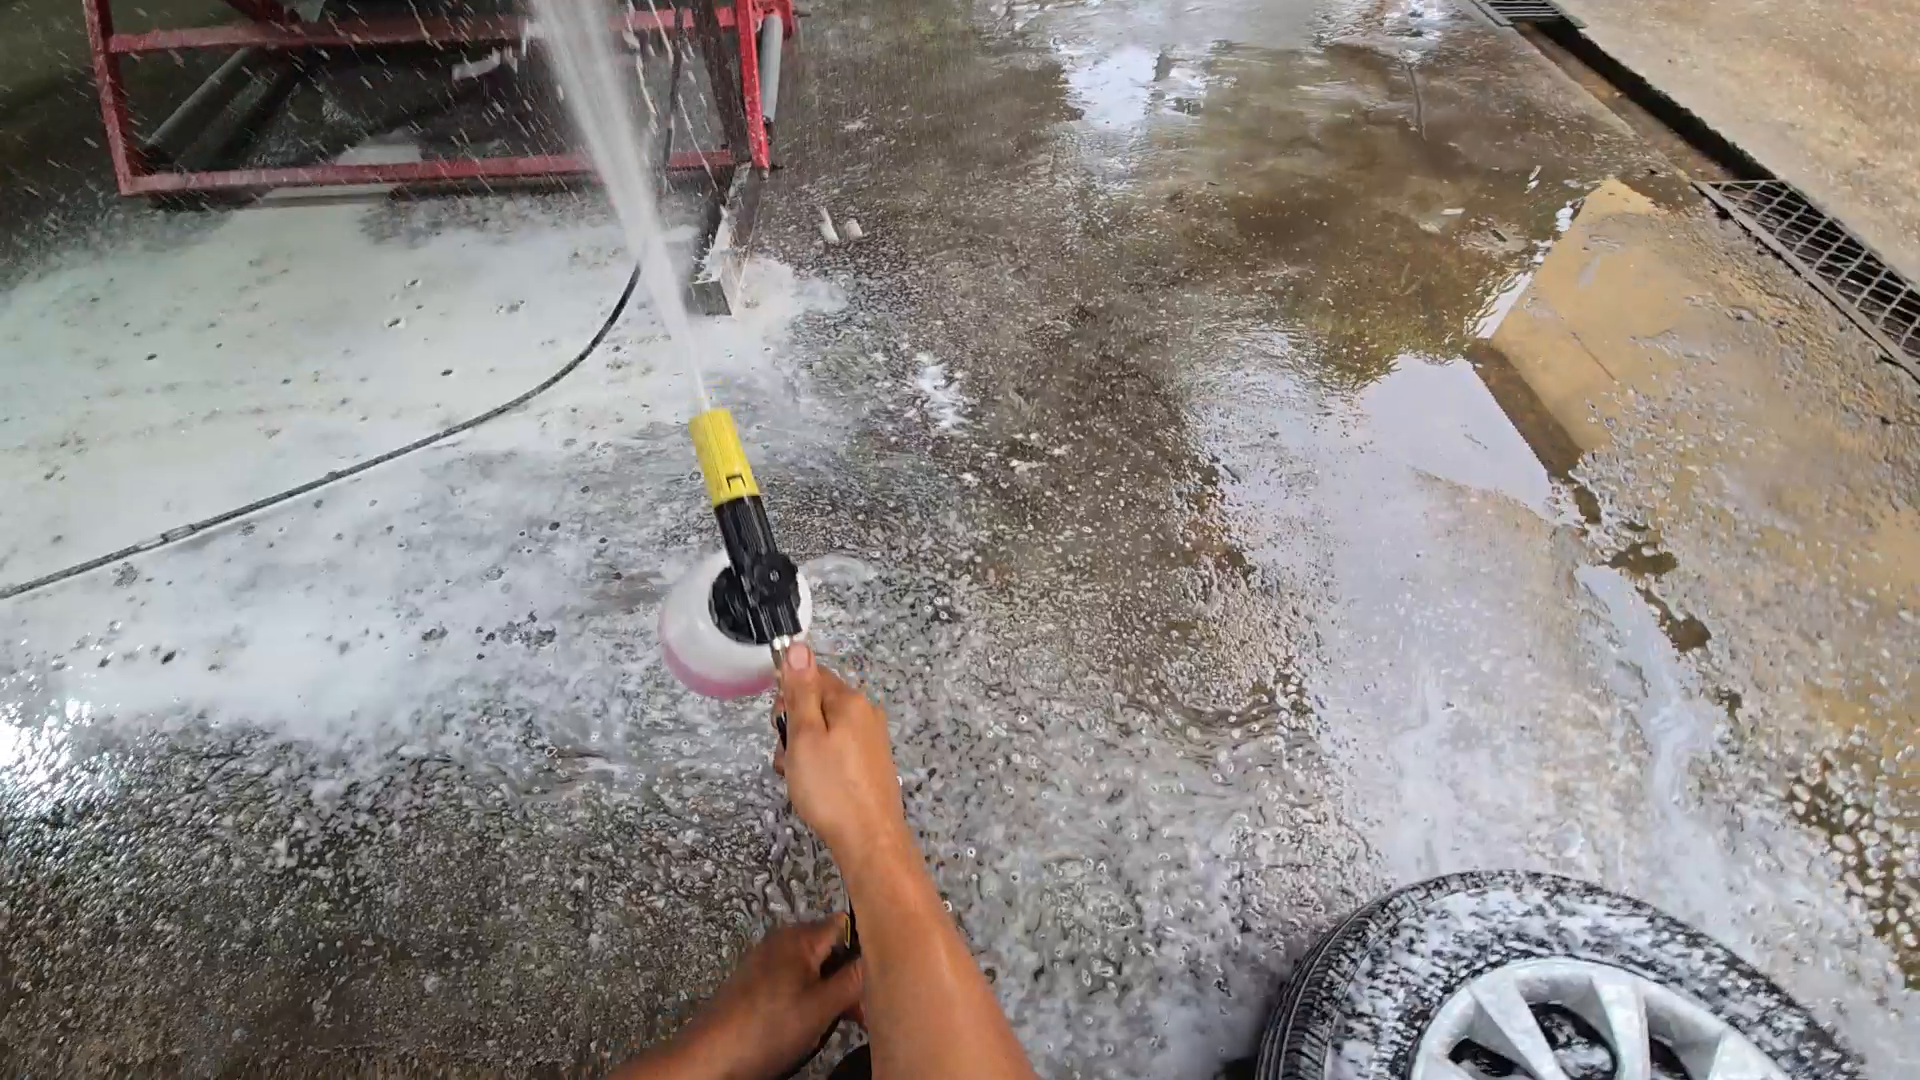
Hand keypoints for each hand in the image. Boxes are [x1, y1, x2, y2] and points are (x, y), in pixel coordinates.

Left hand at [641, 917, 862, 1079]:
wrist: (708, 1059)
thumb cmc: (769, 1028)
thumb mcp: (820, 1008)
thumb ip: (853, 980)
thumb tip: (878, 958)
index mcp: (801, 935)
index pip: (846, 925)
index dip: (867, 948)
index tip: (880, 978)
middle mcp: (784, 938)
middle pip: (831, 948)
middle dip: (849, 978)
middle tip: (862, 1014)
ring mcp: (767, 959)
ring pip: (813, 967)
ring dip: (831, 992)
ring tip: (842, 1022)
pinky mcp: (756, 981)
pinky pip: (794, 980)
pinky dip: (808, 998)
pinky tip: (810, 1025)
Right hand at [773, 645, 911, 871]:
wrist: (869, 839)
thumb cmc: (831, 788)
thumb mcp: (805, 736)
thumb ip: (800, 691)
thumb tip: (798, 646)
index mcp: (850, 700)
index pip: (811, 675)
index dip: (788, 697)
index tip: (782, 725)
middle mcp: (865, 713)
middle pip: (816, 704)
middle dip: (794, 727)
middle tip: (791, 757)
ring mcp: (871, 738)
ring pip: (823, 730)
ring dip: (804, 750)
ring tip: (801, 778)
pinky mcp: (871, 762)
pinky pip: (836, 749)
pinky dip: (820, 763)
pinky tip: (816, 787)